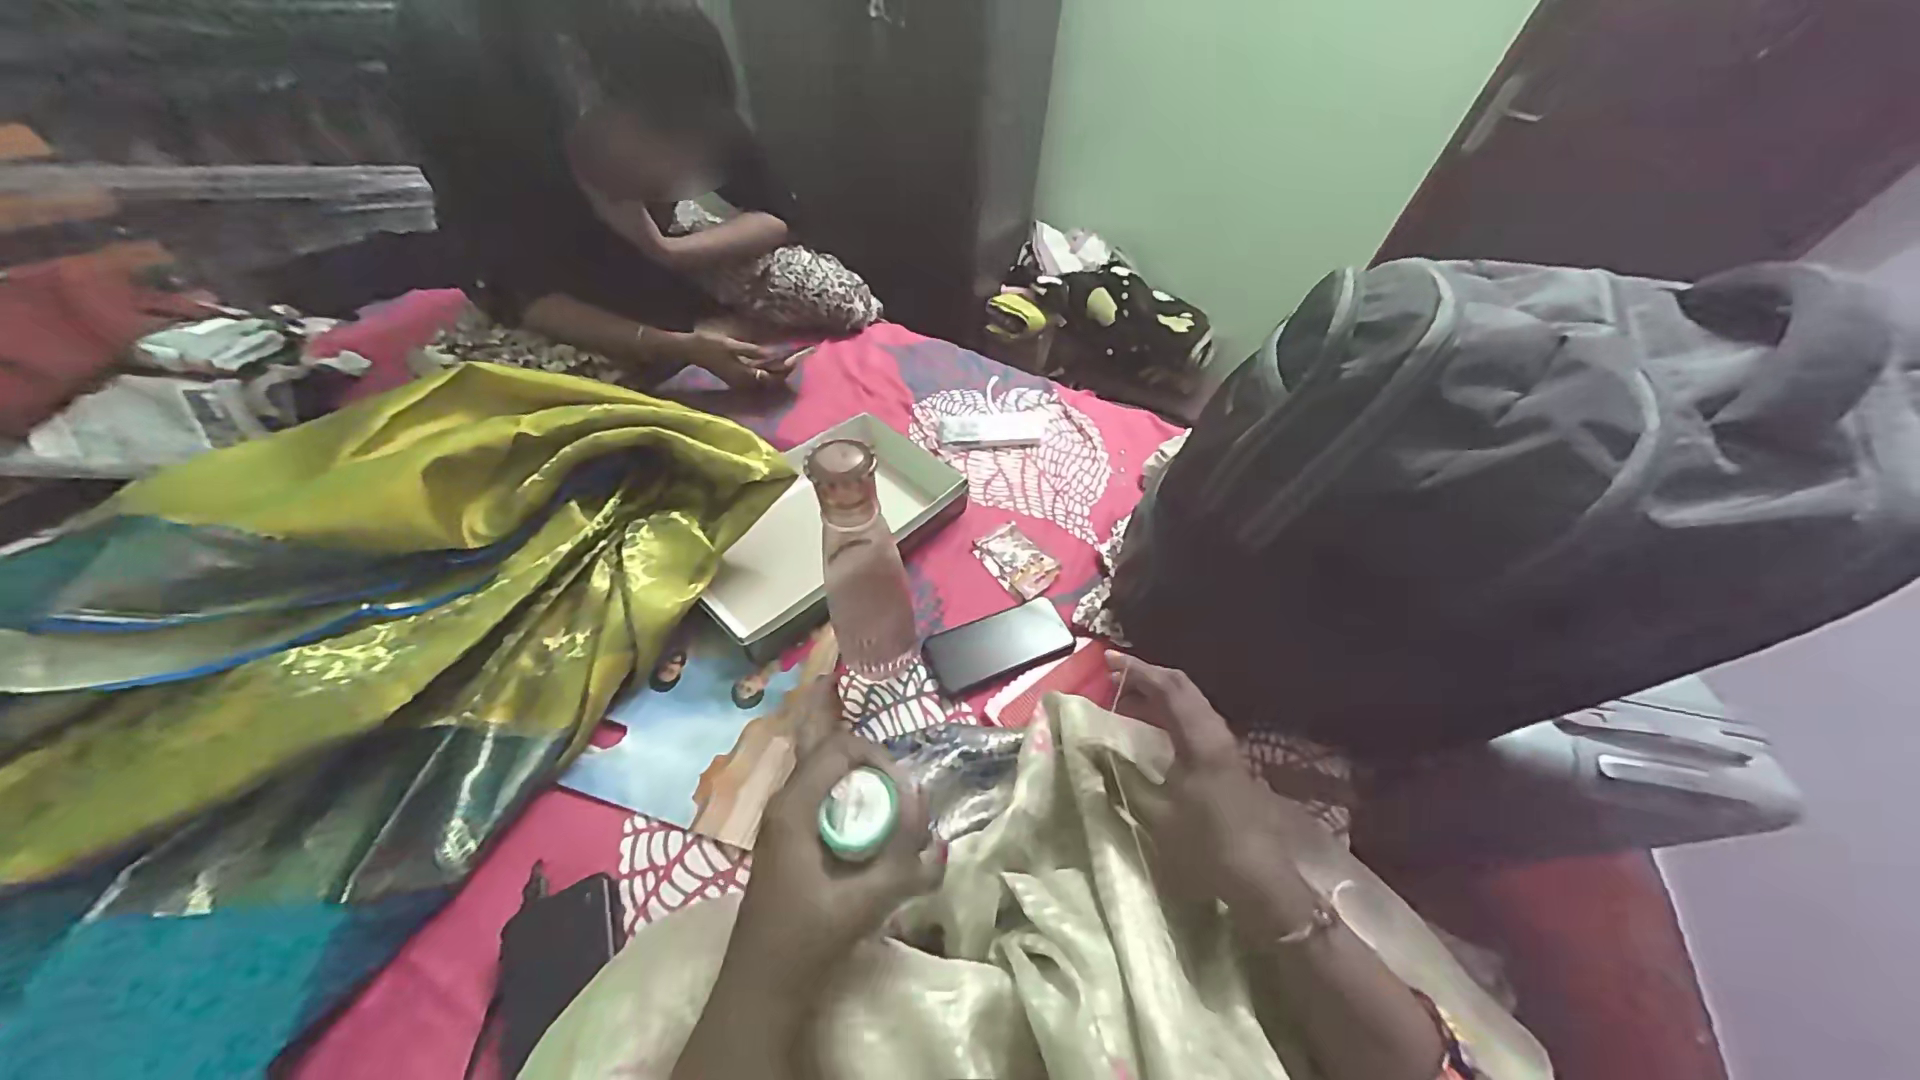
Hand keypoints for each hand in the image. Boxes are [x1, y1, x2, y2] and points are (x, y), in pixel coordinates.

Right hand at [665, 328, 789, 389]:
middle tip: (797, 359)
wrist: (691, 350)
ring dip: (777, 372)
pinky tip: (774, 363)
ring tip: (790, 361)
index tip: (795, 359)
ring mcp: (742, 382)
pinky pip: (758, 377)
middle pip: (770, 381)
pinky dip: (767, 370)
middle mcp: (745, 383)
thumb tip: (772, 354)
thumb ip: (753, 351)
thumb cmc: (710, 345)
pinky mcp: (739, 379)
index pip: (771, 376)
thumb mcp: (732, 345)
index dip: (784, 368)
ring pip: (765, 380)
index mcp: (744, 376)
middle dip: (784, 371)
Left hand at [727, 699, 941, 990]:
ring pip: (832, 775)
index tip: (905, 791)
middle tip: (903, 802)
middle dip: (876, 770)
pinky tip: (874, 839)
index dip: (879, 757)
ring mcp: (785, 817)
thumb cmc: (806, 944)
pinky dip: (855, 805)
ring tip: (895, 821)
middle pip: (836, 754)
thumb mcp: (862, 903)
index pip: (841, 746)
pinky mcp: (791, 835)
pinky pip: (827, 798)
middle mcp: (785, 800)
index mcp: (793, 806)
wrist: (759, 990)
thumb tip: (933, 820)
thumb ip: (903, 861)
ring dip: (867, 787)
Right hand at [1108, 653, 1322, 921]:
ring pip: (1189, 699)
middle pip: (1181, 685)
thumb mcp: (1154, 813)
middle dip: (1146, 674)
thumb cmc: (1205, 845)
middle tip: (1113, 673)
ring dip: (1158, 690)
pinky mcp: (1226, 757)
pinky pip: (1193, 716)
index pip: (1167, 687)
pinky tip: (1150, 722)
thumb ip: (1120, 774)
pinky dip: (1168, 707)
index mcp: (1199, 739)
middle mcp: (1214, 731)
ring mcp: (1224, 743)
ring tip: (1125, 693)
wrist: (1259, 879)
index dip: (1136, 670)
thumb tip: (1088, 746)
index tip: (1107, 660)